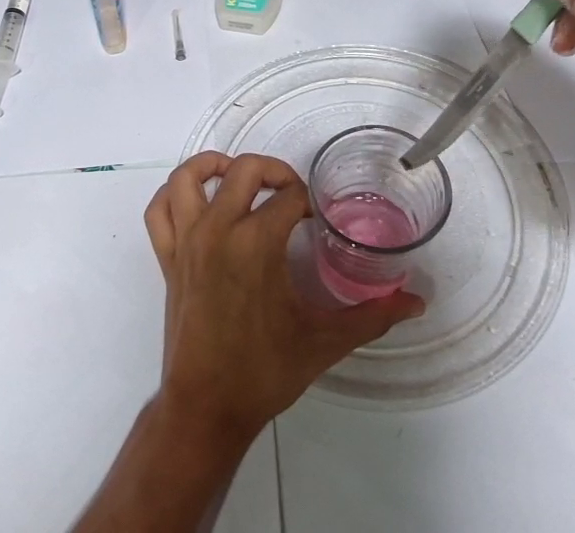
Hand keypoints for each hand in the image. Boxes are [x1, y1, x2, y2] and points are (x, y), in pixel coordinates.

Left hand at [144, 152, 423, 437]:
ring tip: (241, 178)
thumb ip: (374, 315)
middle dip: (275, 171)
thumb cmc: (265, 371)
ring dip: (214, 167)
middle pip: (244, 170)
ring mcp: (187, 242)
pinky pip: (159, 211)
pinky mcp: (167, 259)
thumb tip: (416, 301)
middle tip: (294, 193)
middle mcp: (218, 231)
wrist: (207, 407)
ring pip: (188, 178)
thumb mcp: (325, 340)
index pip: (290, 196)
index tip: (321, 220)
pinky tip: (198, 201)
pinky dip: (173, 195)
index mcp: (257, 243)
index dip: (312, 202)